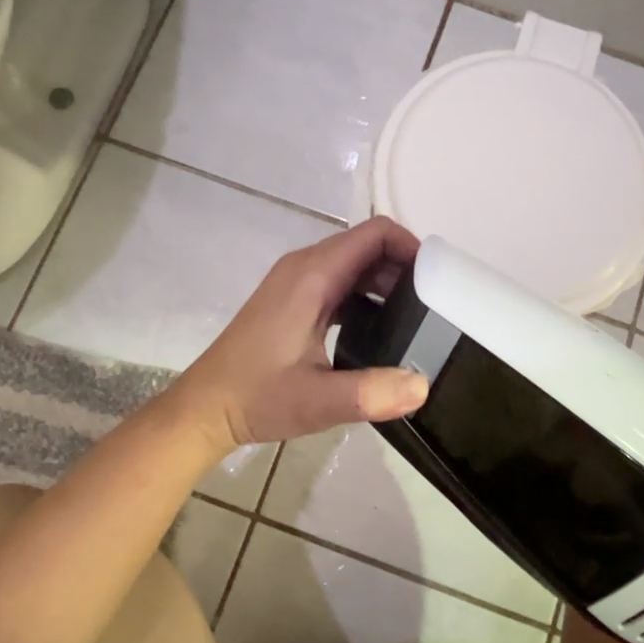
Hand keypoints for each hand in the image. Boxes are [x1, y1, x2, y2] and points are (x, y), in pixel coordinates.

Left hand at [171, 217, 429, 454]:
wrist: (204, 408)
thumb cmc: (256, 398)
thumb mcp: (318, 401)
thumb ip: (371, 393)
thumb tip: (423, 385)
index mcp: (312, 276)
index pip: (373, 234)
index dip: (411, 247)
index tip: (439, 280)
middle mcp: (304, 267)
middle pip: (366, 245)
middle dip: (404, 267)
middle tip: (435, 306)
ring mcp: (295, 282)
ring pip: (353, 263)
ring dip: (386, 283)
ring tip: (416, 320)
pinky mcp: (292, 300)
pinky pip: (340, 282)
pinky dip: (366, 295)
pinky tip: (381, 331)